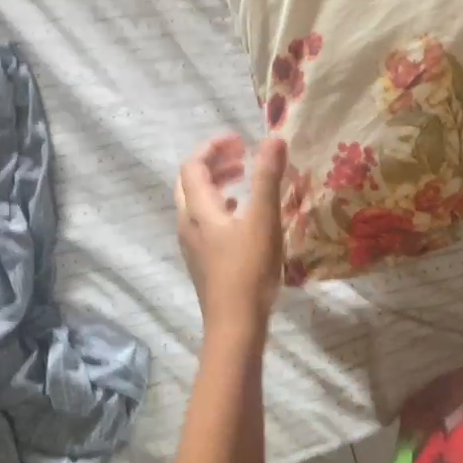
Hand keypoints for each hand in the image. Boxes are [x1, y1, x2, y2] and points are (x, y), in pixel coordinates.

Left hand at [174, 134, 288, 342]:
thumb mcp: (264, 218)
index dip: (213, 147)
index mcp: (199, 210)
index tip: (240, 140)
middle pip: (190, 183)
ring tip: (245, 180)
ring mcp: (193, 245)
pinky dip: (221, 206)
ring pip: (196, 203)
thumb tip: (273, 138)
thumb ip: (268, 177)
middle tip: (242, 156)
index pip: (193, 166)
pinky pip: (205, 221)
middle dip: (214, 163)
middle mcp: (188, 224)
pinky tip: (243, 215)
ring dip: (218, 184)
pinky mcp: (203, 261)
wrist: (235, 324)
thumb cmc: (249, 268)